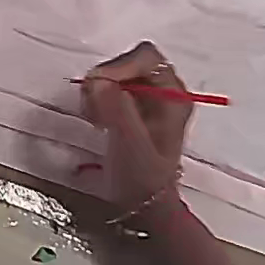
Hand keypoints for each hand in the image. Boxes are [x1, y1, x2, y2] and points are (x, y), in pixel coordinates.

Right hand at [81, 41, 192, 209]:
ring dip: (99, 91)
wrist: (144, 206)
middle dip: (105, 80)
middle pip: (128, 63)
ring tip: (94, 118)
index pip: (146, 58)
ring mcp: (147, 101)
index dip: (118, 66)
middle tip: (91, 105)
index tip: (96, 86)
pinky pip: (110, 91)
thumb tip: (96, 81)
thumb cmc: (141, 178)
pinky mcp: (131, 110)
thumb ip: (116, 108)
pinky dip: (98, 100)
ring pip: (116, 76)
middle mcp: (164, 92)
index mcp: (173, 96)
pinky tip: (97, 121)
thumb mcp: (129, 143)